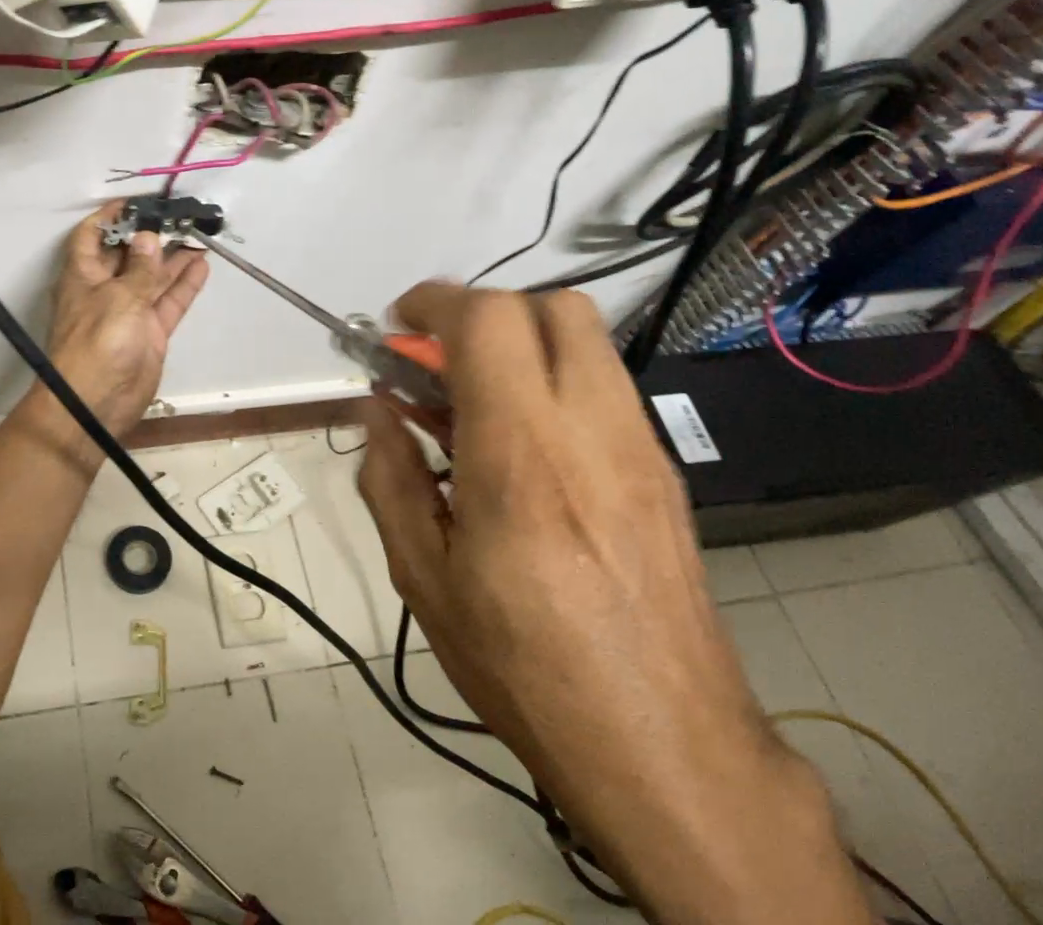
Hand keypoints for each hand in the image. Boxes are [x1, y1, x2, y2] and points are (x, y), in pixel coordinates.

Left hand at [40, 201, 208, 436]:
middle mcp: (105, 289)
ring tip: (199, 232)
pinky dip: (184, 285)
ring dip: (173, 256)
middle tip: (181, 213)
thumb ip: (140, 269)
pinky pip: (169, 302)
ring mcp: (129, 312)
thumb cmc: (98, 343)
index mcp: (83, 275)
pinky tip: (202, 264)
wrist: (97, 403)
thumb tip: (149, 237)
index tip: (139, 202)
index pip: (92, 235)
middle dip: (151, 234)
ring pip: (153, 277)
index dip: (112, 217)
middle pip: (128, 254)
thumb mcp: (119, 299)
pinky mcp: (150, 333)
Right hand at [355, 283, 870, 922]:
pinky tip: (521, 455)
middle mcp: (593, 430)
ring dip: (523, 350)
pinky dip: (556, 388)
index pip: (487, 322)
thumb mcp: (423, 578)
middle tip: (437, 366)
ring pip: (589, 345)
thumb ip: (391, 478)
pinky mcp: (665, 474)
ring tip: (473, 413)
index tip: (397, 326)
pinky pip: (607, 393)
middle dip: (485, 314)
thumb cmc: (520, 665)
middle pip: (554, 308)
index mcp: (520, 454)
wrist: (658, 739)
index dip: (434, 303)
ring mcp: (642, 448)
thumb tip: (377, 411)